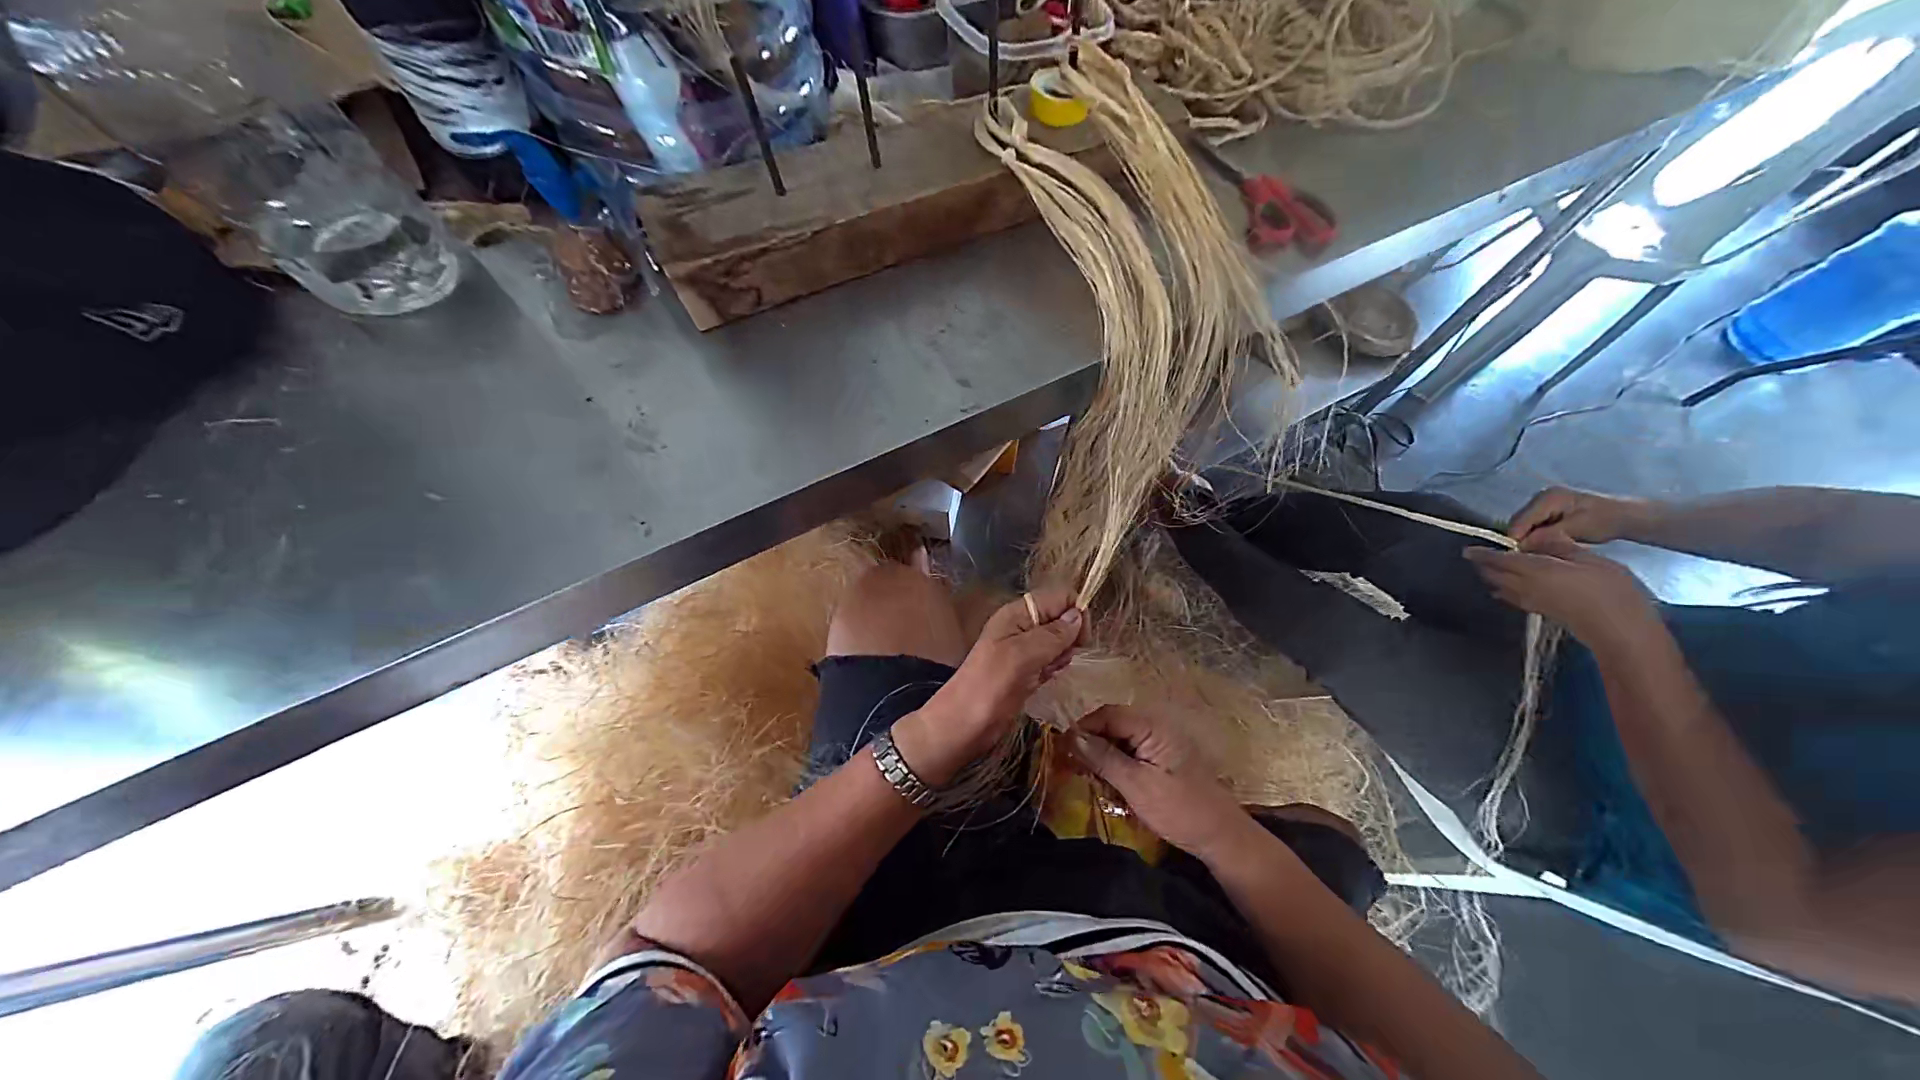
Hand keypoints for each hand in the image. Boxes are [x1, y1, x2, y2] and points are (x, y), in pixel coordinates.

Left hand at [900, 588, 1083, 777]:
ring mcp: (1022, 649)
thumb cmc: (990, 686)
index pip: (1059, 597)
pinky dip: (1054, 669)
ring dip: (1062, 656)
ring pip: (1059, 641)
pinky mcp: (1025, 670)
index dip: (1075, 613)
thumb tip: (1078, 614)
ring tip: (1047, 672)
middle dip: (1070, 638)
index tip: (1080, 640)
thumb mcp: (1022, 655)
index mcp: (1017, 613)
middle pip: (1061, 618)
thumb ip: (1052, 634)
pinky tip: (1044, 681)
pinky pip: (1050, 661)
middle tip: (1058, 660)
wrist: (962, 725)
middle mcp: (1021, 626)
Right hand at [1066, 704, 1253, 861]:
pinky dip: (1116, 765)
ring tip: (1087, 776)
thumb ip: (1103, 757)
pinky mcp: (1162, 760)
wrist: (1221, 837)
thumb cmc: (1179, 810)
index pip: (1108, 714)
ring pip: (1120, 740)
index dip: (1083, 728)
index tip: (1062, 748)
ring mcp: (1161, 744)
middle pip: (1113, 724)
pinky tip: (1108, 784)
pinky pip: (1131, 753)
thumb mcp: (1135, 784)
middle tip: (1071, 765)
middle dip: (1091, 742)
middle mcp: (1157, 728)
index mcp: (1153, 727)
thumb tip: (1071, 735)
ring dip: (1102, 755)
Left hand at [1465, 529, 1660, 648]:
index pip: (1497, 560)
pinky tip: (1507, 588)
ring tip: (1491, 568)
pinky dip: (1503, 589)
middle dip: (1483, 565)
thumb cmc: (1609, 590)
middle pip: (1493, 574)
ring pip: (1499, 586)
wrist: (1619, 630)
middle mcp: (1523, 586)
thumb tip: (1537, 536)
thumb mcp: (1589, 559)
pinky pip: (1511, 597)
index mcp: (1532, 570)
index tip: (1467, 550)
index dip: (1481, 554)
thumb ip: (1559, 546)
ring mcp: (1529, 602)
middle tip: (1478, 556)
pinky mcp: (1539, 612)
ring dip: (1492, 577)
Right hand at [1508, 486, 1655, 544]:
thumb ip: (1546, 536)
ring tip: (1533, 554)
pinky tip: (1541, 546)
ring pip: (1523, 525)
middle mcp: (1540, 497)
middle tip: (1526, 559)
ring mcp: (1542, 503)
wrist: (1626, 516)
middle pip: (1518, 522)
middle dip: (1520, 540)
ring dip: (1526, 539)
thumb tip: (1520, 547)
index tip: (1516, 558)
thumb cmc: (1605, 521)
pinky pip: (1531, 525)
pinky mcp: (1546, 510)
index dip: (1515, 540)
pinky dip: (1534, 536)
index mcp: (1548, 498)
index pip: (1520, 521)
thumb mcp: (1576, 529)